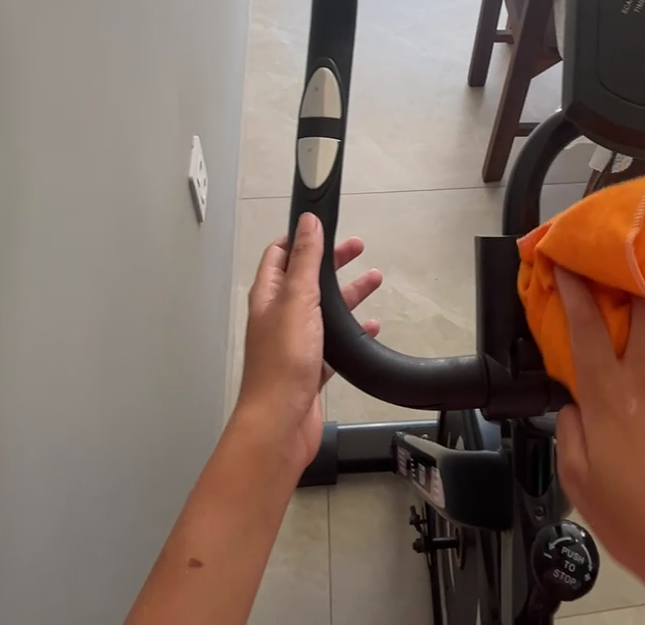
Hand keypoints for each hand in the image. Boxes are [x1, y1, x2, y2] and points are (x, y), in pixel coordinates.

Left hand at [235, 213, 381, 474]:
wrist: (280, 423)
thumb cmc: (284, 360)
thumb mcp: (298, 298)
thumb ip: (306, 259)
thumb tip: (307, 221)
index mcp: (269, 295)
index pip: (280, 254)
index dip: (301, 237)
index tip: (326, 225)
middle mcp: (280, 315)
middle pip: (307, 277)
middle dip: (332, 260)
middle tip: (359, 247)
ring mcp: (295, 341)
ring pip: (324, 308)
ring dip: (348, 292)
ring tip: (376, 279)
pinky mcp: (312, 366)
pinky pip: (335, 340)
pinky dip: (352, 331)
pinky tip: (371, 327)